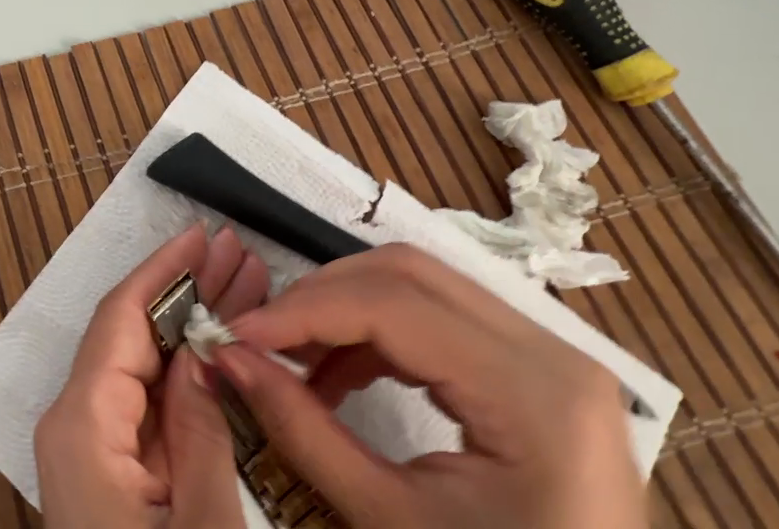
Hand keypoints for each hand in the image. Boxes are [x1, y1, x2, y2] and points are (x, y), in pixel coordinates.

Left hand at [35, 224, 267, 528]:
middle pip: (133, 333)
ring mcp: (94, 448)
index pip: (122, 320)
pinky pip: (151, 404)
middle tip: (241, 253)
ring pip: (145, 365)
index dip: (162, 271)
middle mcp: (77, 422)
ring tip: (247, 283)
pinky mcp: (114, 472)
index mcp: (82, 422)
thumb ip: (200, 429)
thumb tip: (203, 351)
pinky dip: (191, 373)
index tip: (201, 233)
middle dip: (187, 290)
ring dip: (195, 325)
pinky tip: (229, 352)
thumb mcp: (203, 523)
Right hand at [211, 244, 648, 528]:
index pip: (392, 305)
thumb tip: (226, 358)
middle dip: (318, 297)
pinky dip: (376, 333)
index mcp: (534, 393)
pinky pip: (439, 317)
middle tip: (259, 339)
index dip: (302, 310)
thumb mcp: (391, 520)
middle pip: (406, 274)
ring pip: (419, 285)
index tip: (234, 333)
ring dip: (342, 310)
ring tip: (291, 359)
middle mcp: (553, 352)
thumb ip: (303, 431)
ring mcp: (552, 355)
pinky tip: (337, 375)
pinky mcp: (538, 369)